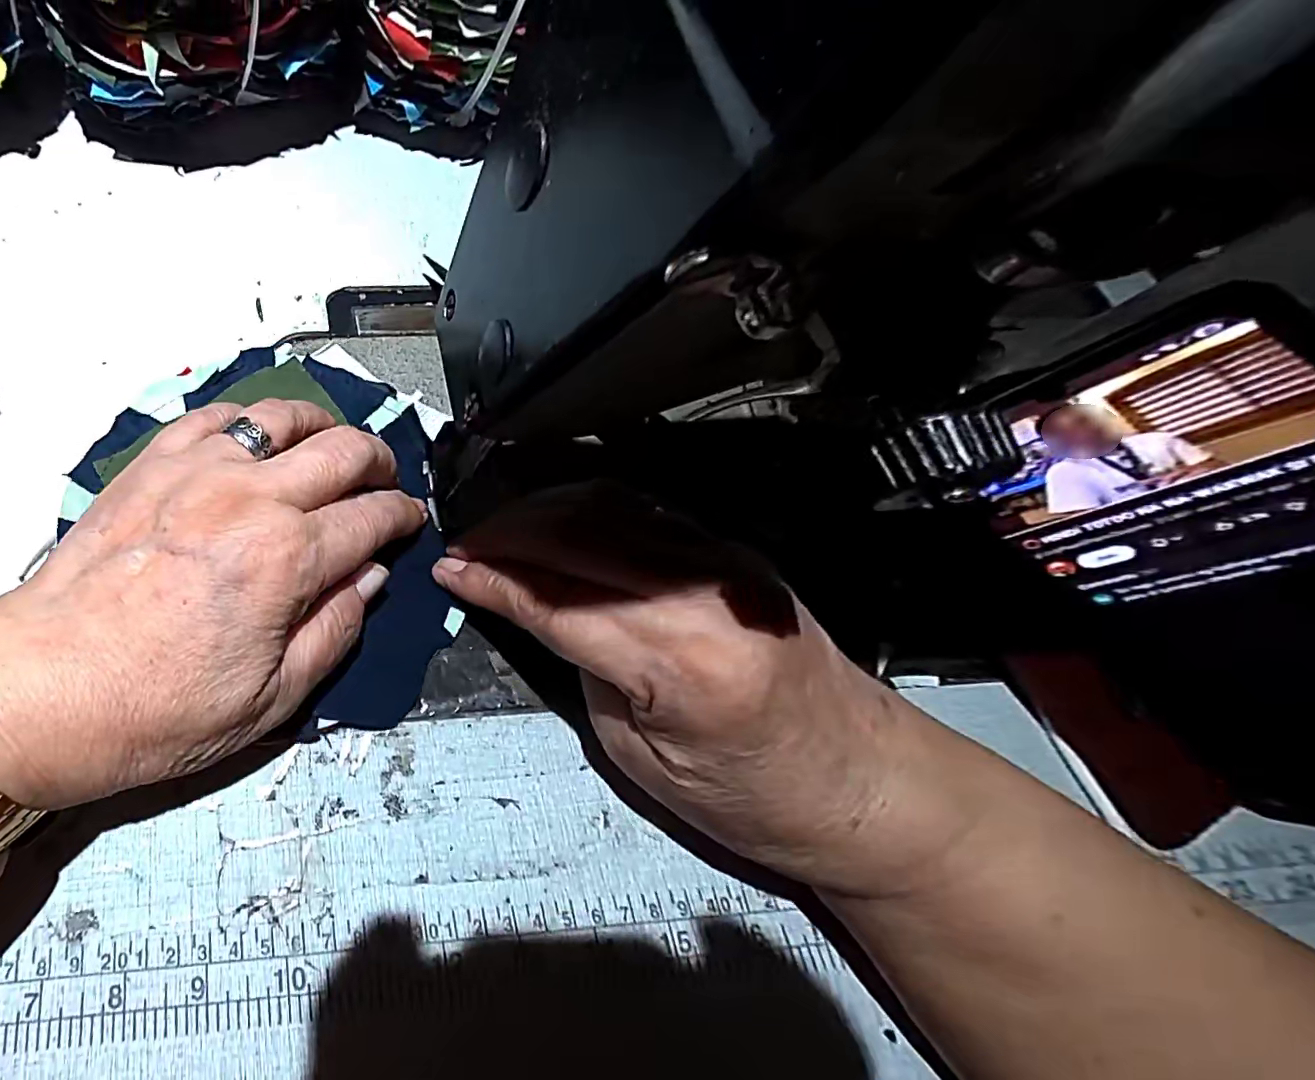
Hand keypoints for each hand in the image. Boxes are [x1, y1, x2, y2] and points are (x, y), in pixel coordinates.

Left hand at [0, 399, 425, 808]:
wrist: (39, 691)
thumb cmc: (157, 710)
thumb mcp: (273, 698)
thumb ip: (335, 629)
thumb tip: (370, 577)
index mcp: (288, 559)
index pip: (372, 518)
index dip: (402, 515)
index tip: (410, 520)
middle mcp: (251, 498)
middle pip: (343, 452)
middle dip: (379, 461)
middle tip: (386, 480)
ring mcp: (197, 471)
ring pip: (284, 417)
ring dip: (324, 426)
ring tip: (334, 445)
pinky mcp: (151, 465)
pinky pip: (216, 416)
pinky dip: (252, 419)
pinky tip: (258, 439)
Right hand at [431, 484, 980, 897]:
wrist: (864, 785)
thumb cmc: (753, 797)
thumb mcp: (639, 754)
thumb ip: (586, 668)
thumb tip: (541, 610)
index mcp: (675, 660)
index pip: (554, 598)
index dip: (492, 580)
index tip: (450, 569)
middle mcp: (701, 594)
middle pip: (577, 534)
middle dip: (507, 532)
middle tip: (464, 545)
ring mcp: (724, 564)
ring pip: (609, 508)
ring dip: (543, 510)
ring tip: (500, 529)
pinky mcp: (734, 555)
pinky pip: (643, 513)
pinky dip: (588, 510)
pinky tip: (559, 522)